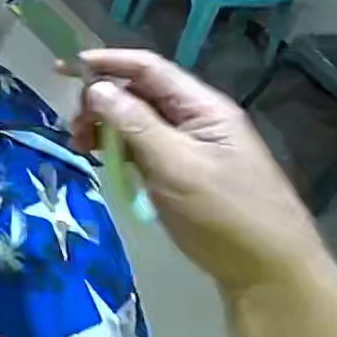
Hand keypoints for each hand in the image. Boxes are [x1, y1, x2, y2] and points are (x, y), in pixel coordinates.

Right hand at [66, 49, 331, 294]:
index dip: (107, 63)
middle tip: (74, 129)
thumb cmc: (225, 214)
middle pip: (138, 93)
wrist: (269, 274)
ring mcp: (188, 145)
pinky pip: (142, 147)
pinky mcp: (181, 170)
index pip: (148, 69)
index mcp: (202, 107)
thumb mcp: (176, 166)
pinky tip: (104, 162)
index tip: (67, 69)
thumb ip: (135, 124)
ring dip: (106, 127)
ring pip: (136, 121)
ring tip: (82, 148)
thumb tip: (96, 88)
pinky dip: (118, 149)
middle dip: (101, 102)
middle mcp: (195, 118)